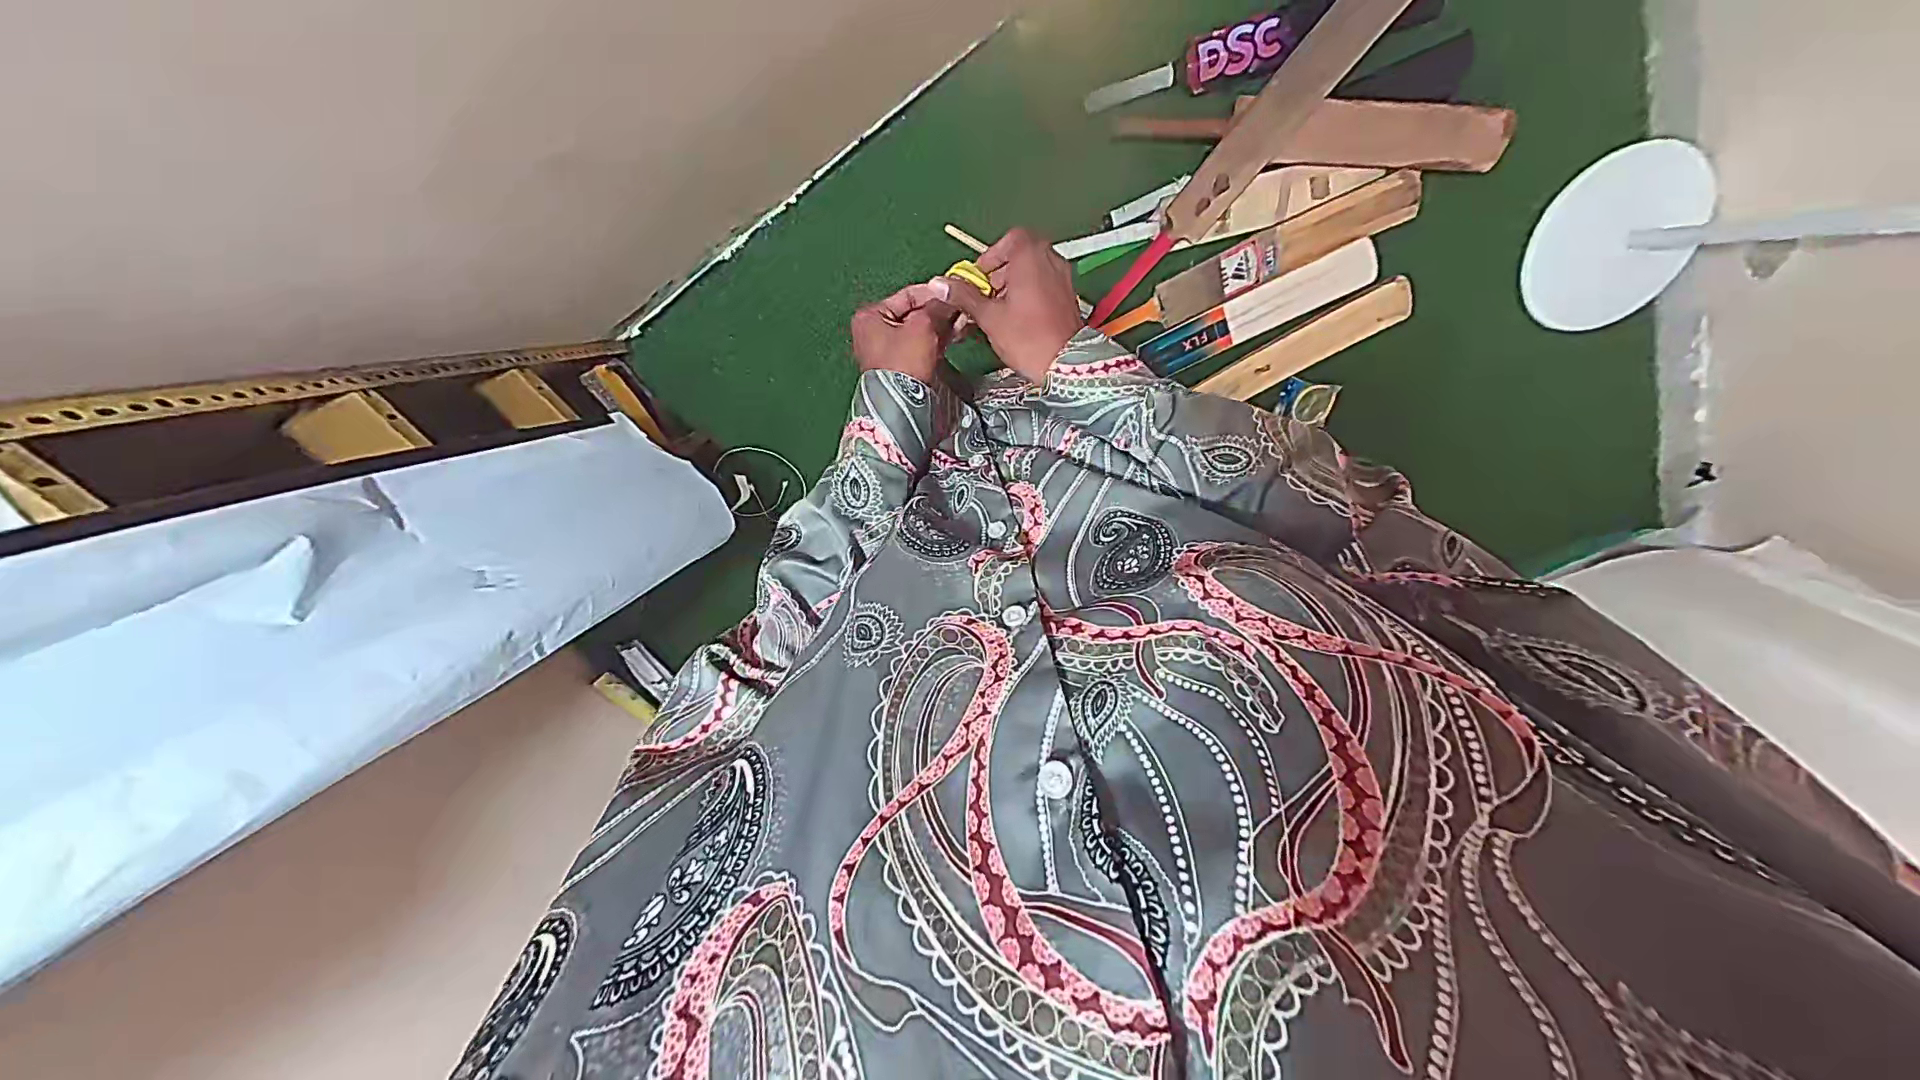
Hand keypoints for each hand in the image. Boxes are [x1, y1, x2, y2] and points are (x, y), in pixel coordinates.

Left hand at [849, 285, 960, 383]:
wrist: (900, 403)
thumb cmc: (903, 362)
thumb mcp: (922, 326)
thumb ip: (936, 308)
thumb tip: (948, 297)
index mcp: (870, 315)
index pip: (907, 295)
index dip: (933, 294)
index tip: (953, 295)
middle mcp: (873, 330)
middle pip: (912, 313)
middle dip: (938, 312)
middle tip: (960, 310)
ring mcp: (885, 350)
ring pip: (918, 330)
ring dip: (940, 327)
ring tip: (961, 324)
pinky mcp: (898, 365)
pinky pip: (919, 345)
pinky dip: (935, 341)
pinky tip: (953, 336)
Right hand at [934, 228, 1084, 382]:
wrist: (1064, 363)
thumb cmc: (1029, 339)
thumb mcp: (989, 316)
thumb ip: (964, 296)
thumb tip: (941, 284)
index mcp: (1030, 255)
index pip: (1007, 241)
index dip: (989, 258)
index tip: (978, 278)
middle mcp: (1050, 260)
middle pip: (1019, 256)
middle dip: (998, 275)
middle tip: (984, 297)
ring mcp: (1062, 278)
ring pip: (1031, 272)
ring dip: (1012, 286)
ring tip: (998, 311)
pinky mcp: (1067, 296)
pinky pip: (1043, 285)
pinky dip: (1028, 295)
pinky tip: (1016, 319)